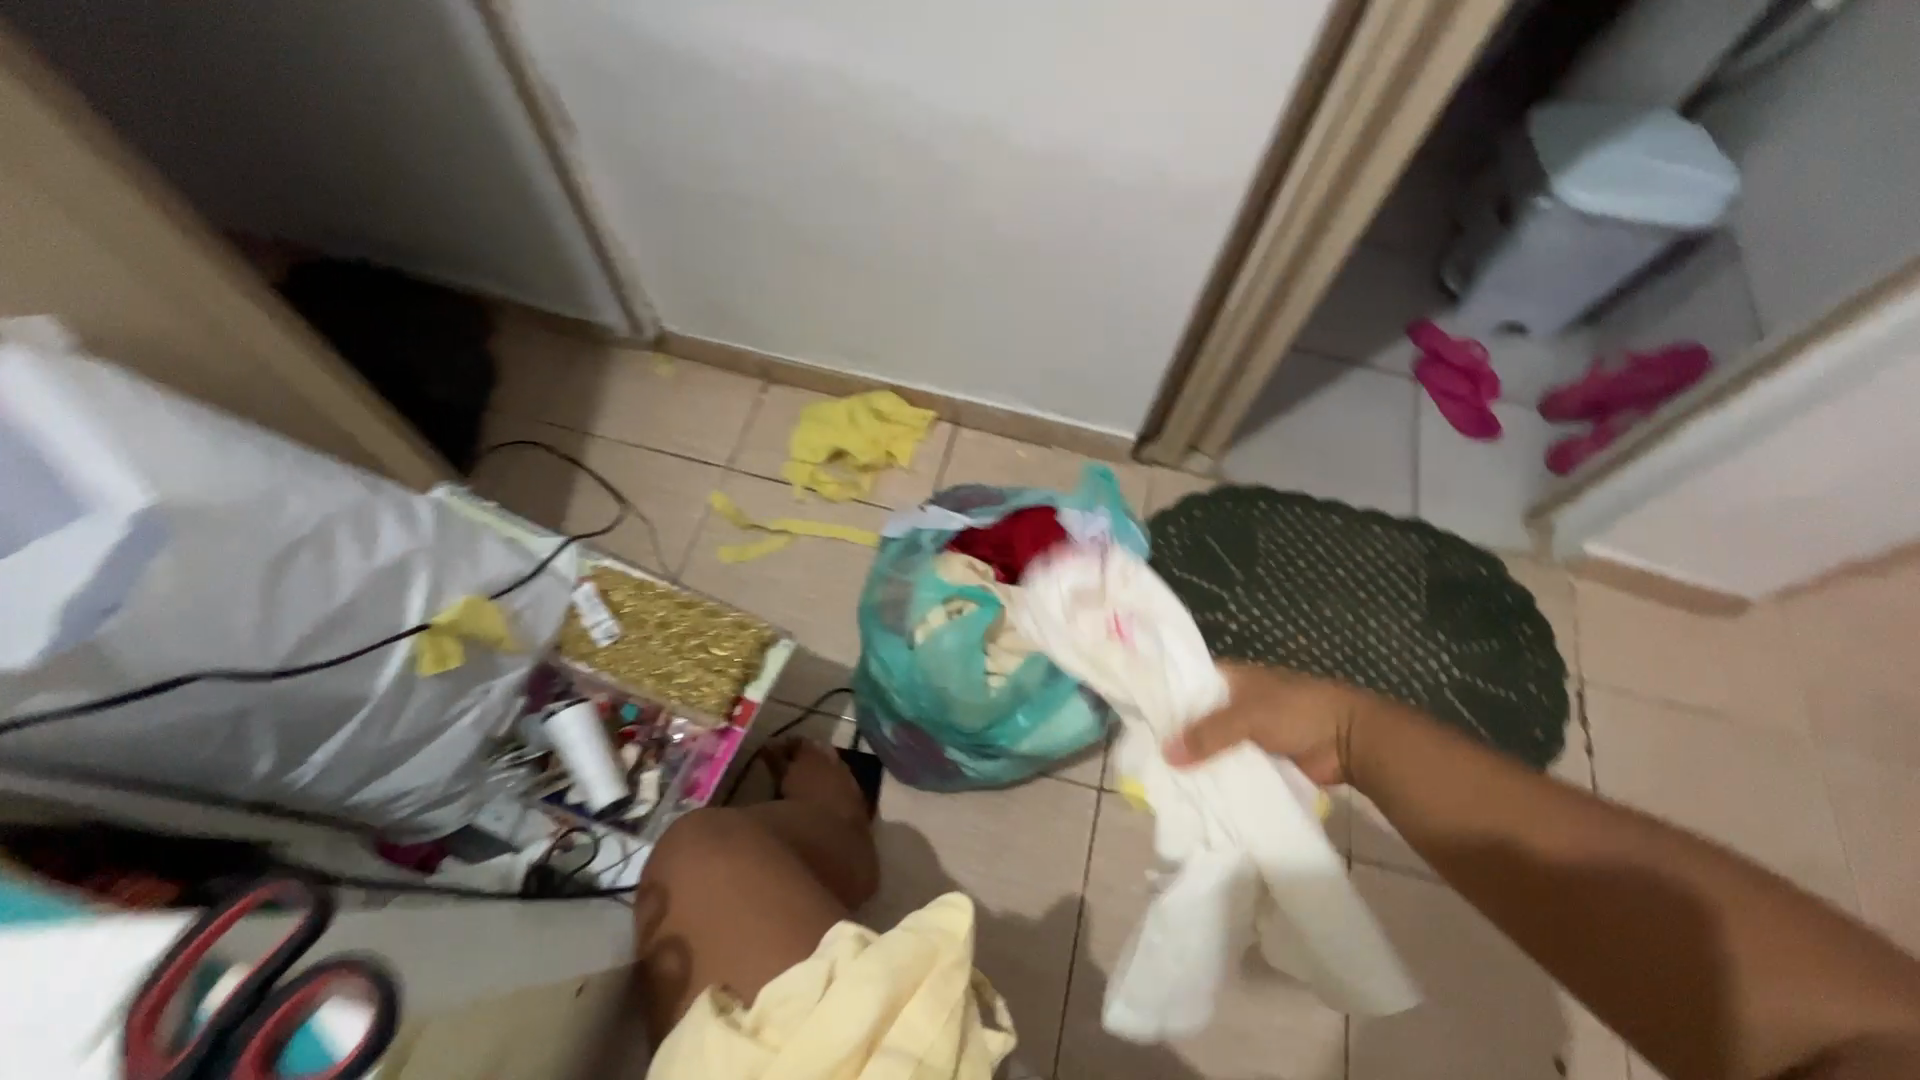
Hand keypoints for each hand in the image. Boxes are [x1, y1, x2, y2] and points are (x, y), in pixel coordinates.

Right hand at [1163, 662, 1374, 785]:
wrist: (1350, 739)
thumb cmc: (1298, 712)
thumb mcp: (1248, 717)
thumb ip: (1208, 734)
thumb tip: (1166, 755)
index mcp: (1231, 678)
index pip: (1187, 684)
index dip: (1165, 699)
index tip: (1137, 718)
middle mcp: (1233, 702)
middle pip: (1196, 718)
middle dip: (1177, 736)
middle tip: (1144, 756)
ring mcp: (1247, 732)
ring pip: (1211, 745)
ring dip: (1196, 760)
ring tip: (1161, 779)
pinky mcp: (1259, 758)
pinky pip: (1229, 766)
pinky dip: (1215, 776)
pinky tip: (1193, 791)